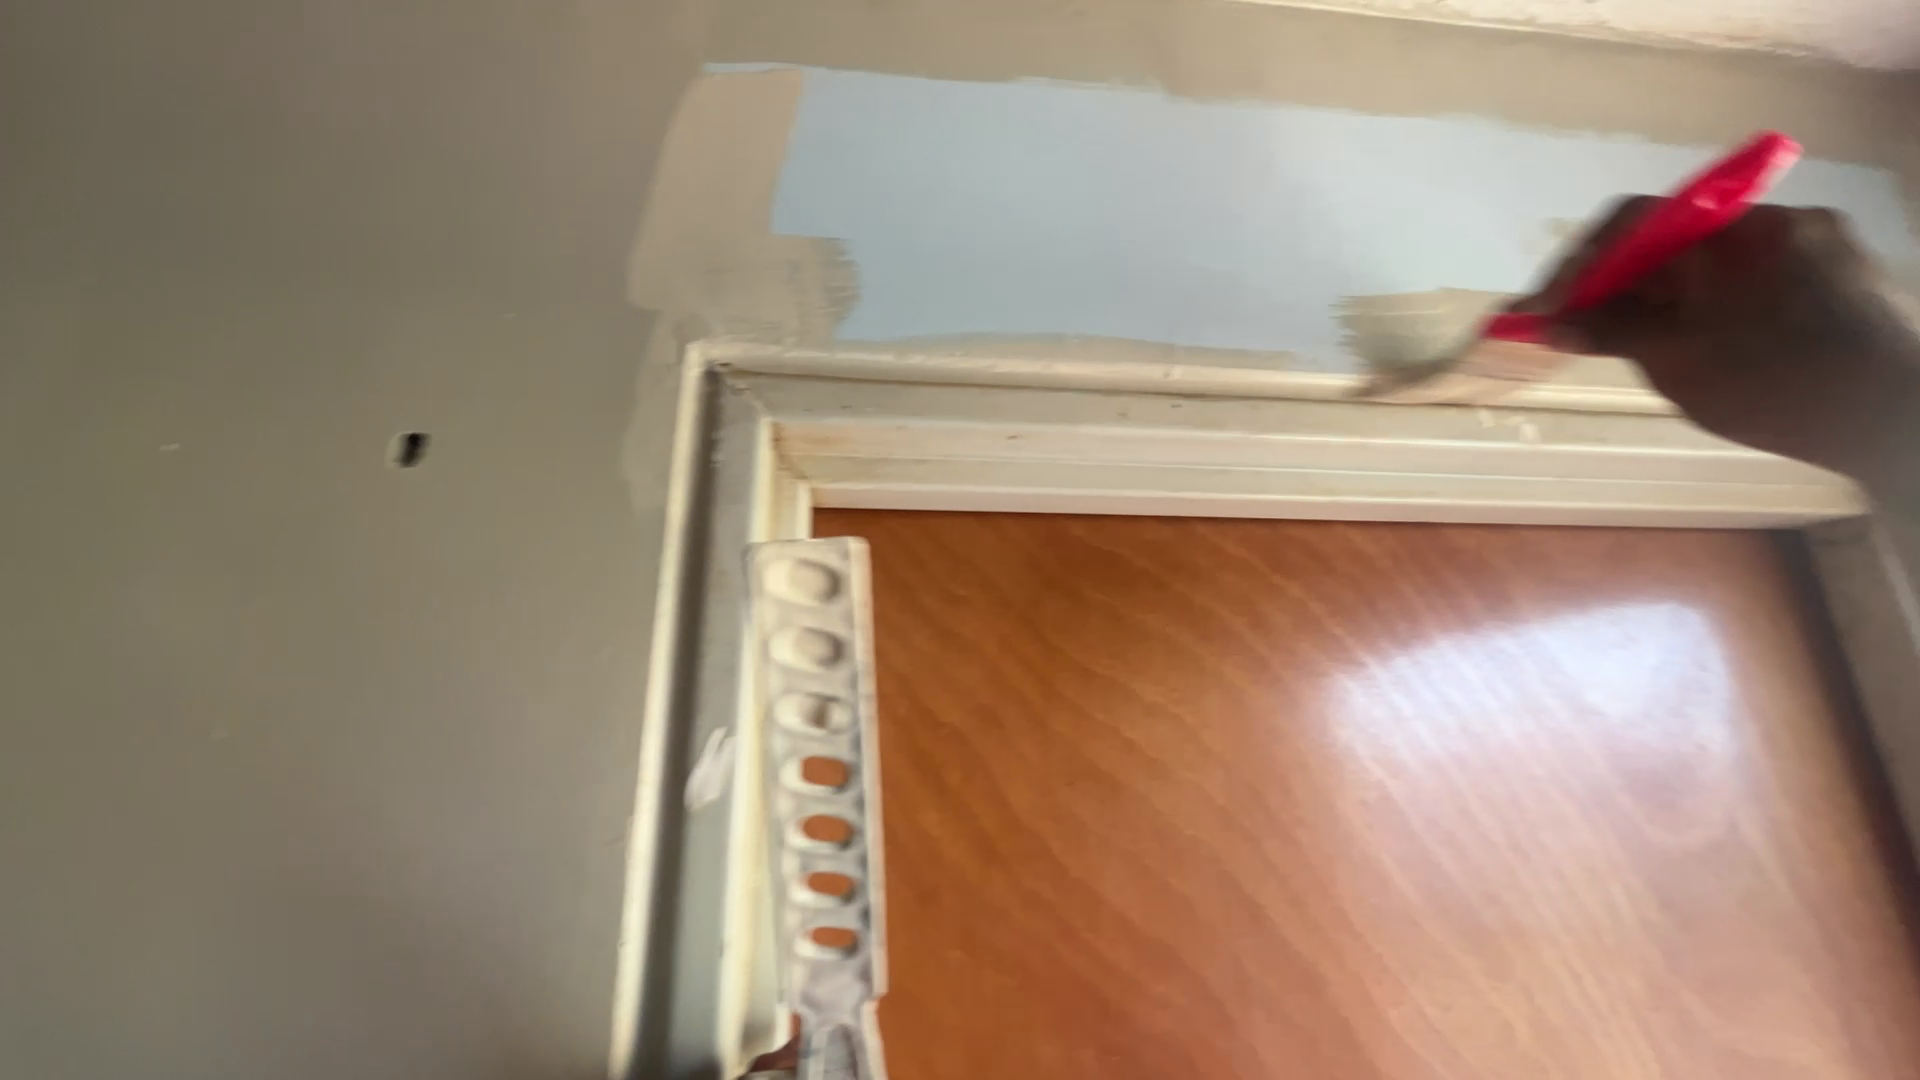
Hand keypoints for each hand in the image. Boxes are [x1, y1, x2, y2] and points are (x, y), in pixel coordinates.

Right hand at [1524, 198, 1919, 491]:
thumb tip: (1553, 323)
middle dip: (1606, 283)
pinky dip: (1688, 308)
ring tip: (1612, 341)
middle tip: (1565, 328)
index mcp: (1739, 229)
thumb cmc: (1778, 383)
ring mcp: (1806, 252)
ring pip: (1697, 265)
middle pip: (1664, 241)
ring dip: (1645, 299)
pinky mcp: (1824, 283)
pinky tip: (1674, 343)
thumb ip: (1612, 330)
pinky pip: (1732, 283)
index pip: (1634, 221)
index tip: (1543, 309)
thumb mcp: (1675, 358)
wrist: (1902, 419)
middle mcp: (1776, 225)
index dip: (1577, 262)